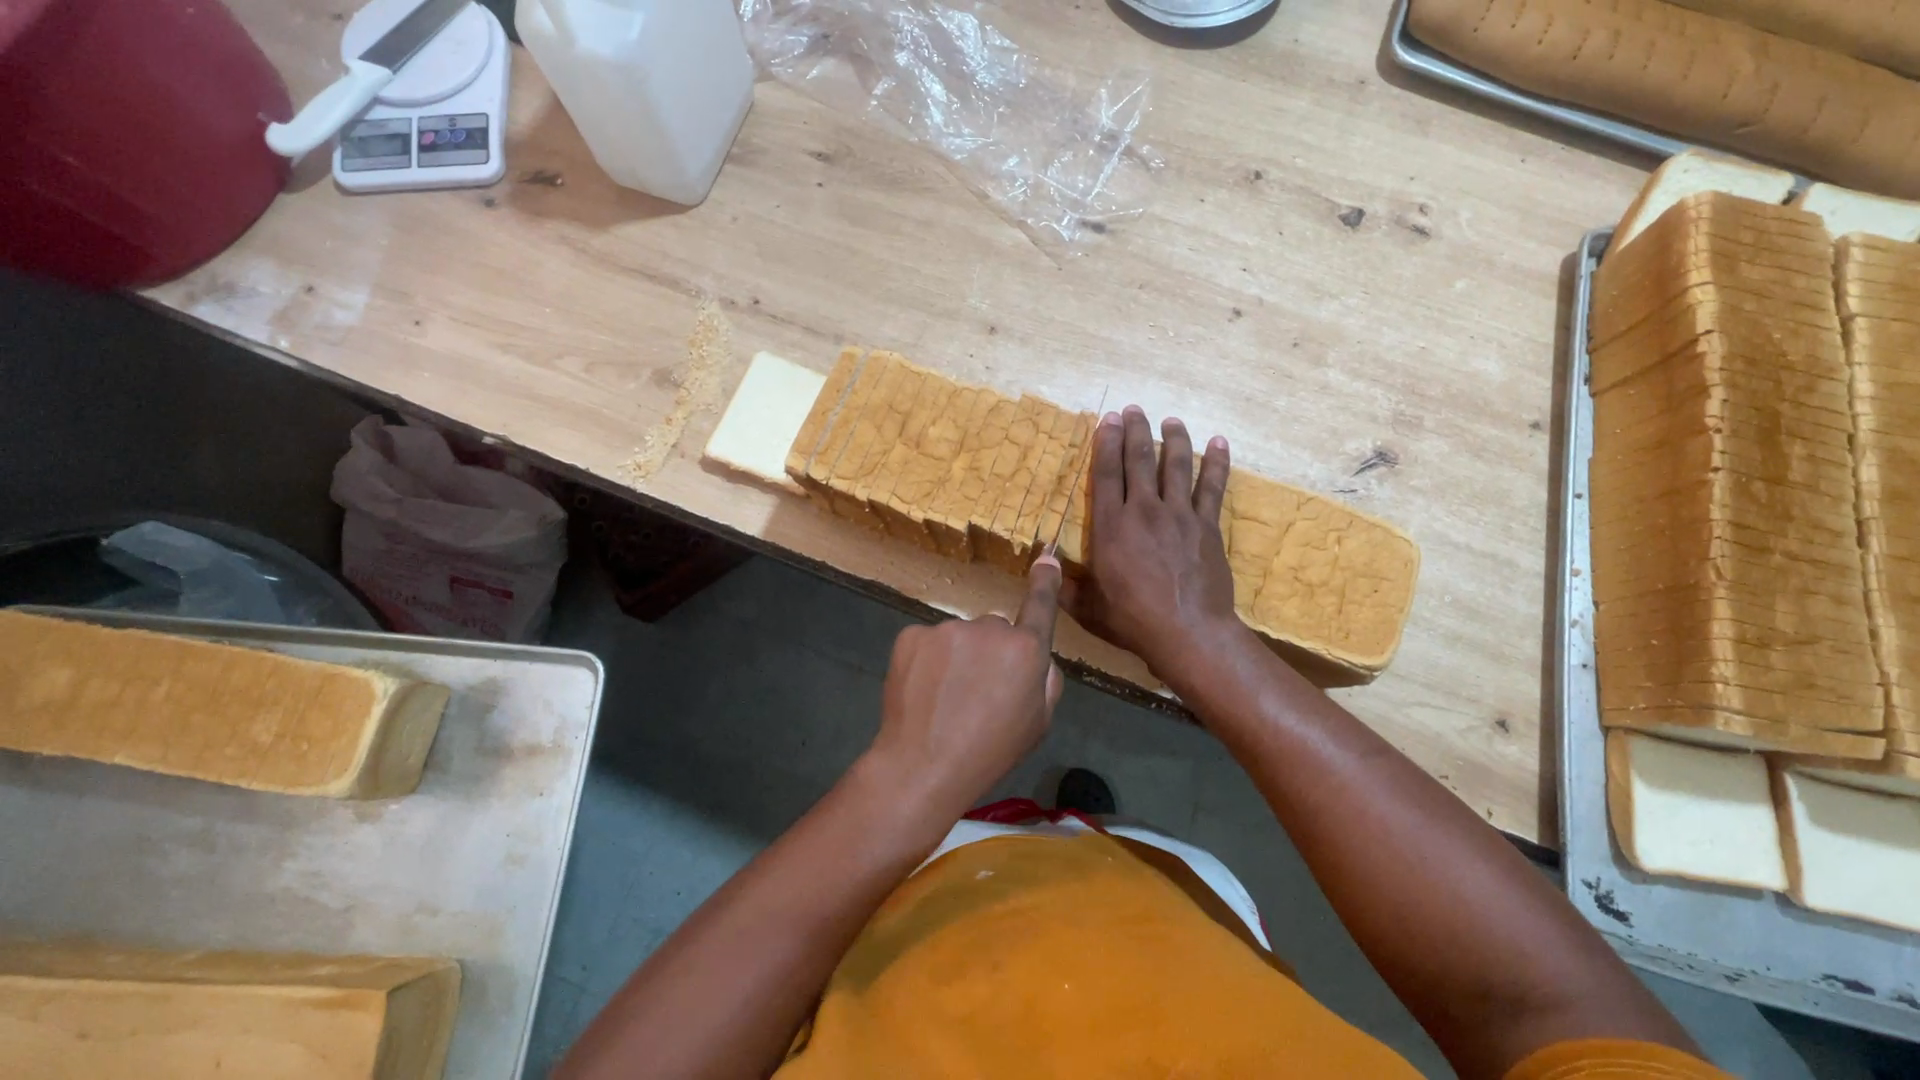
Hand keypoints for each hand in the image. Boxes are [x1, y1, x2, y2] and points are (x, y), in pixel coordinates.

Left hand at [864, 557, 1065, 817]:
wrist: (923, 766)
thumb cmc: (991, 752)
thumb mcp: (1039, 724)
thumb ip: (1046, 681)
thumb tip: (1037, 658)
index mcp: (1026, 650)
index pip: (1040, 607)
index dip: (1044, 582)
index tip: (1046, 557)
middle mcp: (988, 628)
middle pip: (995, 631)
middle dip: (991, 653)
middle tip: (978, 694)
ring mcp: (946, 629)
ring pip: (959, 637)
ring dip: (957, 658)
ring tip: (946, 699)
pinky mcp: (911, 636)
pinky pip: (928, 643)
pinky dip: (927, 662)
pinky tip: (923, 692)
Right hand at [1062, 406, 1247, 685]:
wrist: (1187, 632)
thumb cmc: (1132, 621)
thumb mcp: (1087, 608)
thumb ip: (1064, 586)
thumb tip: (1044, 568)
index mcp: (1109, 527)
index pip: (1105, 473)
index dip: (1106, 442)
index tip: (1107, 420)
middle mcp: (1142, 511)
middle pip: (1139, 459)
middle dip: (1135, 430)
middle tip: (1134, 409)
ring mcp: (1178, 515)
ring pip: (1176, 465)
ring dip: (1173, 438)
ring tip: (1171, 420)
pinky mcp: (1207, 526)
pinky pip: (1212, 487)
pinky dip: (1216, 463)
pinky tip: (1218, 443)